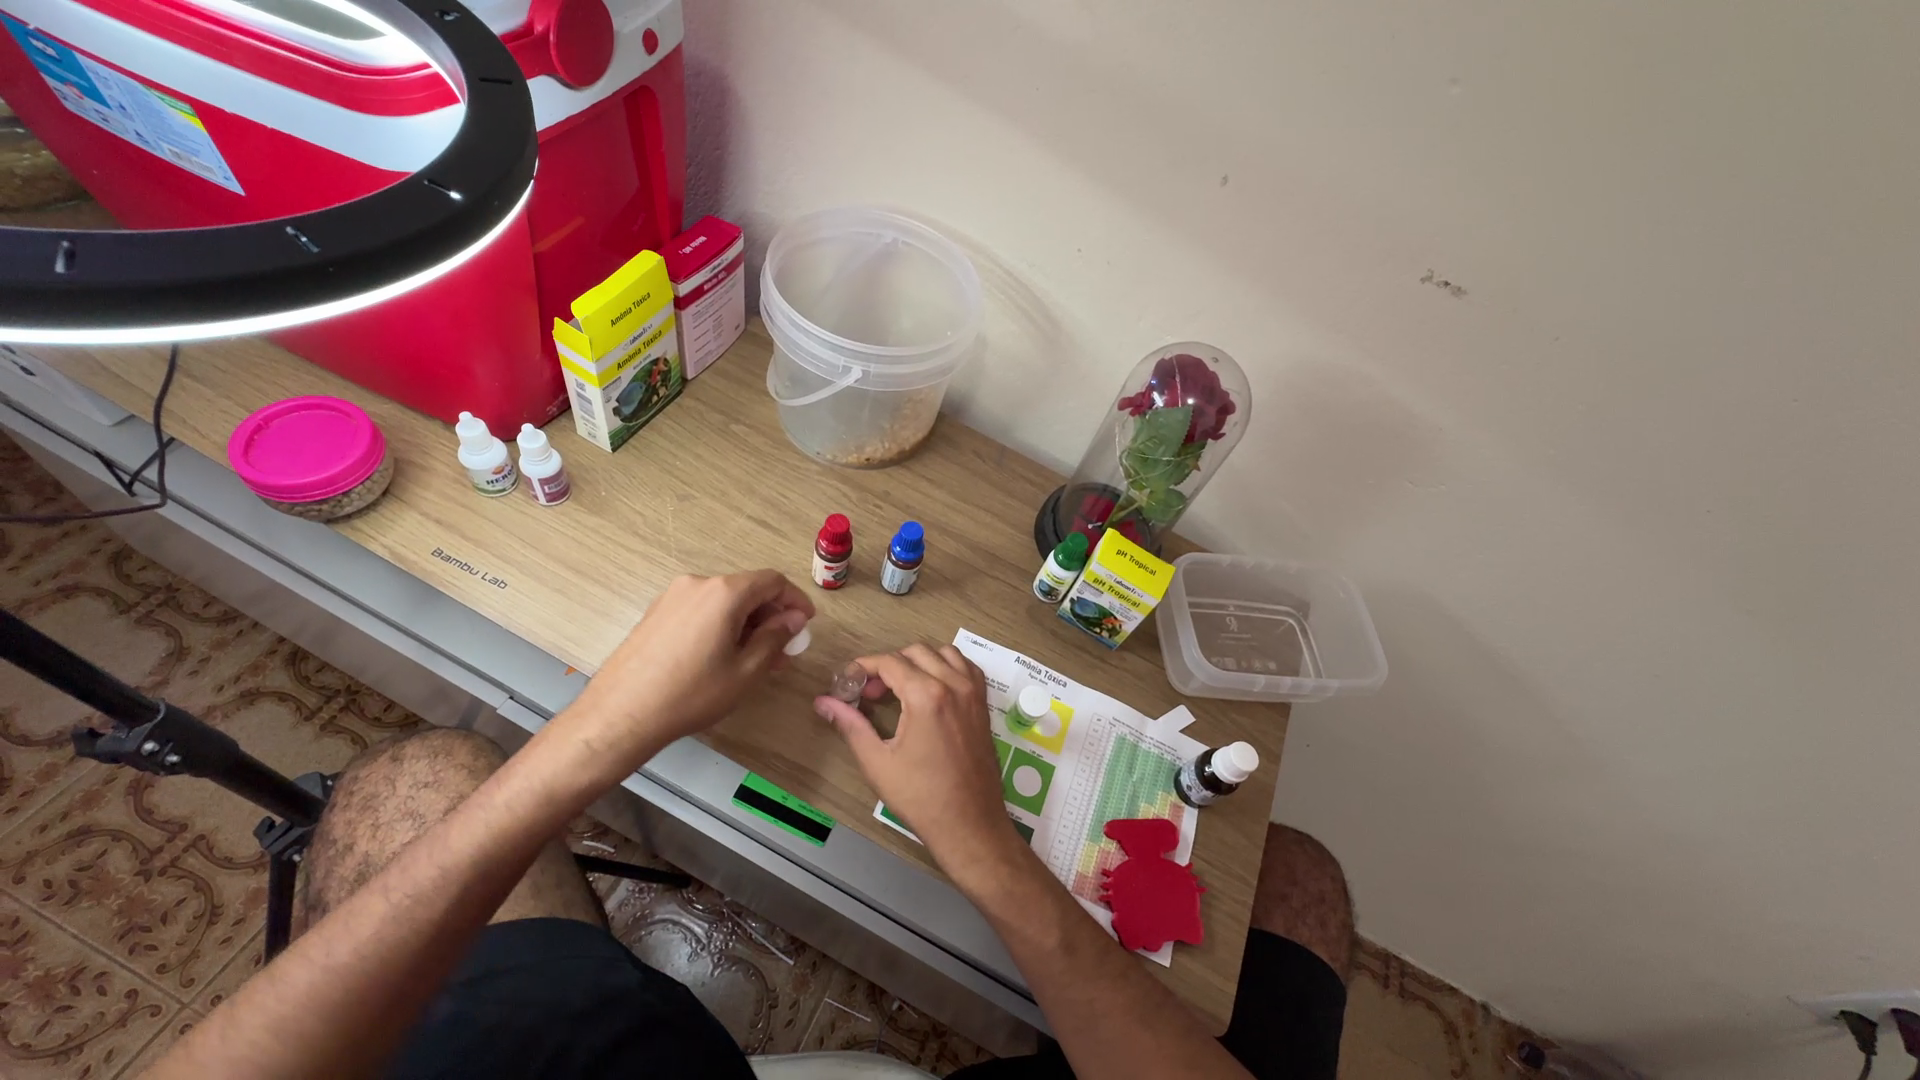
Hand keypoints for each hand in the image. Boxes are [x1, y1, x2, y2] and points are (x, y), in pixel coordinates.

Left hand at [561, 571, 813, 775]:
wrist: (622, 713)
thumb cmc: (691, 694)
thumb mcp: (746, 671)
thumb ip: (774, 638)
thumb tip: (793, 619)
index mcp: (724, 593)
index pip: (773, 581)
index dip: (795, 600)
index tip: (806, 624)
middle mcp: (698, 584)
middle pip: (747, 589)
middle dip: (770, 615)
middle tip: (783, 649)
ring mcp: (673, 597)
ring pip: (723, 601)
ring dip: (746, 623)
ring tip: (755, 659)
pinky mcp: (657, 613)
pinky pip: (701, 610)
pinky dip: (721, 625)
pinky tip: (723, 656)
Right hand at [814, 645, 1020, 872]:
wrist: (969, 823)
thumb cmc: (921, 797)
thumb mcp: (877, 762)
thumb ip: (850, 724)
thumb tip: (823, 702)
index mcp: (926, 696)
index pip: (890, 662)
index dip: (864, 667)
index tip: (849, 681)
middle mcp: (954, 685)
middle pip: (915, 652)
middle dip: (889, 665)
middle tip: (872, 693)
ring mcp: (973, 693)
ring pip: (943, 653)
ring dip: (919, 661)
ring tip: (901, 688)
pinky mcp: (983, 704)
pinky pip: (965, 667)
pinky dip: (946, 667)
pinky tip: (931, 689)